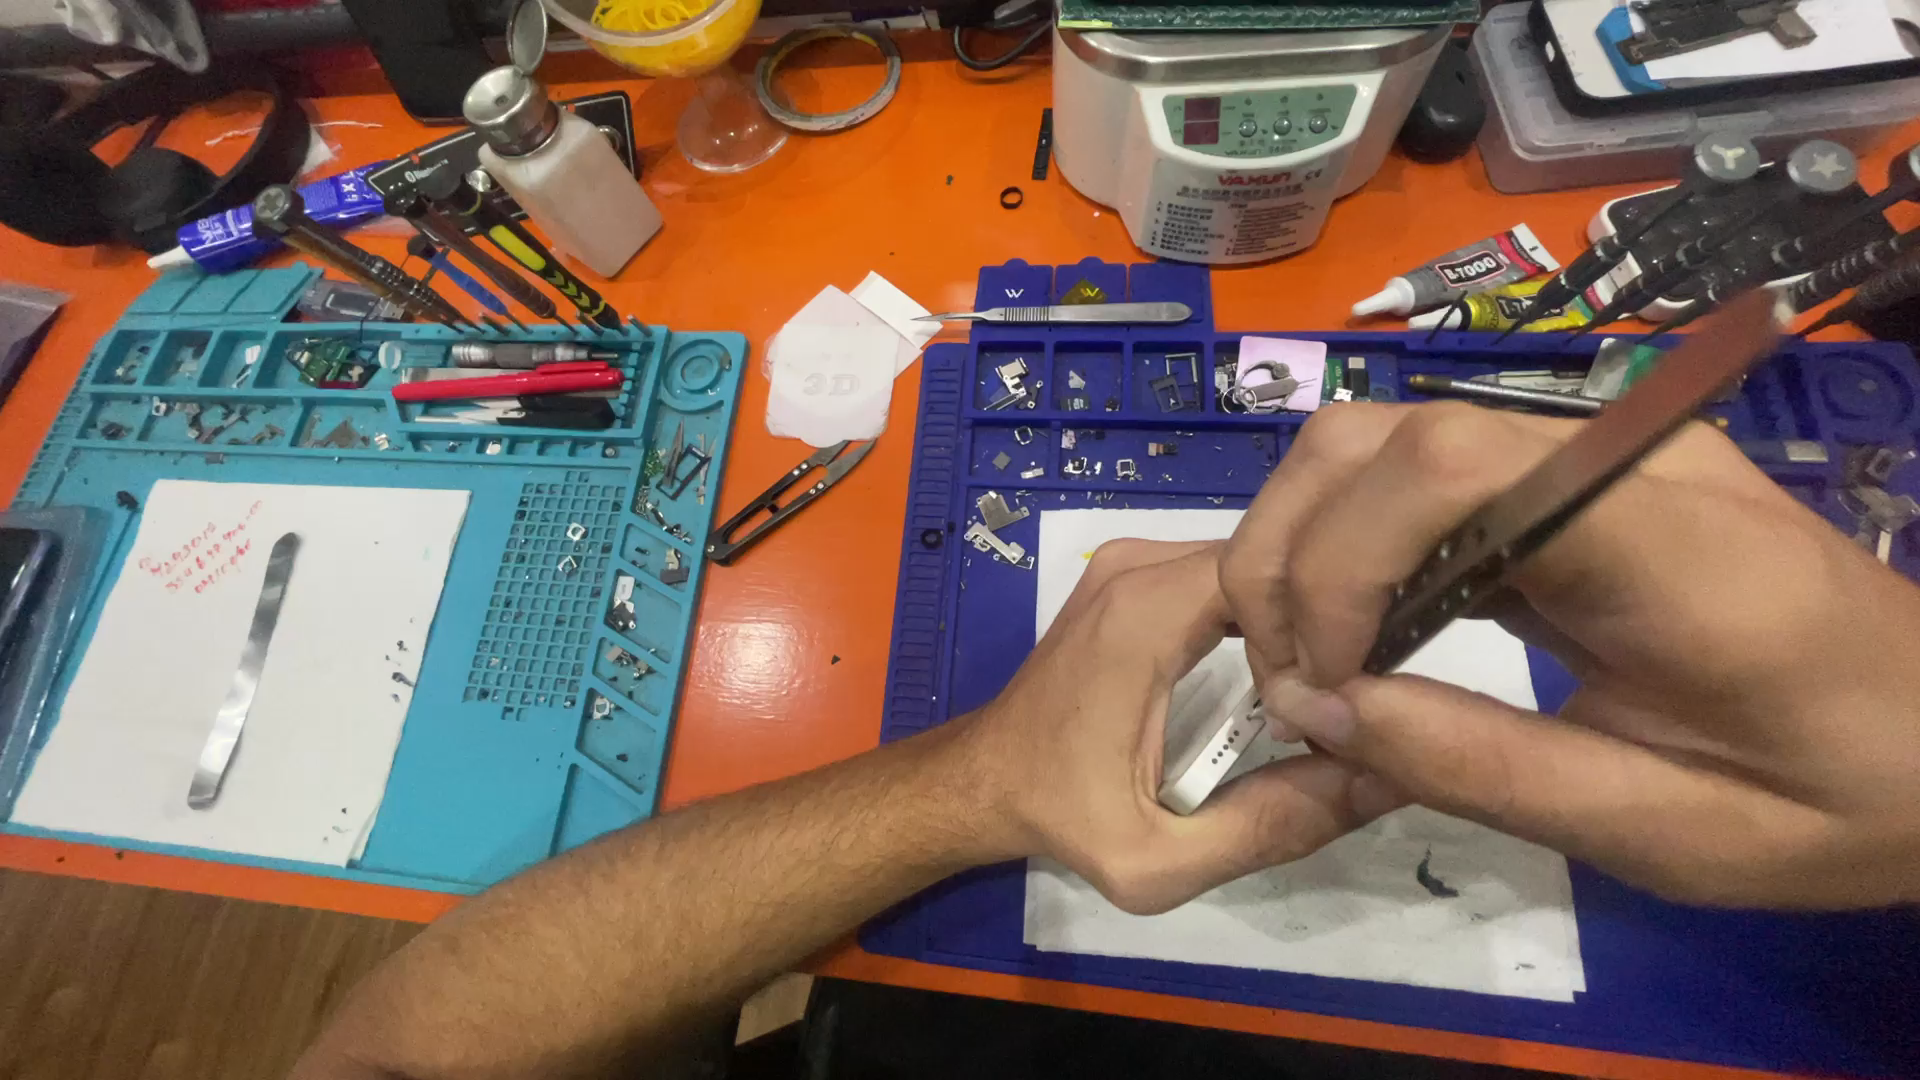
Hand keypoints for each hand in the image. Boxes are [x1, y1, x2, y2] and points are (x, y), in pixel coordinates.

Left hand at [953, 540, 1395, 914]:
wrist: (990, 774)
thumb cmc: (1062, 812)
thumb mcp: (1161, 856)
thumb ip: (1272, 824)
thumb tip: (1383, 779)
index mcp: (1141, 615)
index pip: (1273, 575)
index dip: (1326, 628)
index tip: (1346, 697)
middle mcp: (1133, 567)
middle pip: (1262, 564)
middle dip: (1314, 621)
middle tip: (1349, 692)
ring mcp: (1124, 562)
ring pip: (1242, 564)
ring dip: (1286, 617)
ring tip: (1316, 686)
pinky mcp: (1124, 575)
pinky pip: (1212, 574)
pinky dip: (1250, 612)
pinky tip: (1272, 668)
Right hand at [1219, 401, 1919, 907]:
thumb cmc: (1829, 790)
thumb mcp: (1667, 833)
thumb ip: (1477, 767)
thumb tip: (1309, 707)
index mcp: (1673, 542)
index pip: (1450, 469)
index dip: (1343, 563)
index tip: (1323, 678)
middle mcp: (1601, 454)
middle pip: (1370, 441)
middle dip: (1287, 560)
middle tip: (1288, 676)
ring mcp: (1557, 445)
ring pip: (1352, 441)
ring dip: (1288, 542)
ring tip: (1300, 646)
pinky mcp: (1521, 464)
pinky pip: (1376, 469)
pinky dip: (1321, 538)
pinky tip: (1341, 615)